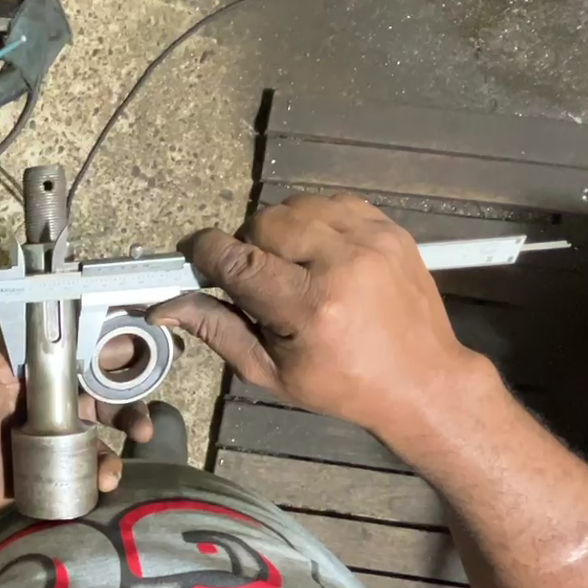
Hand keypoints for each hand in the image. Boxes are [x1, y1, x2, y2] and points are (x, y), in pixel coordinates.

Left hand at [0, 300, 151, 528]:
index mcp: (14, 368)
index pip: (59, 338)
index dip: (96, 331)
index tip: (129, 332)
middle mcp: (38, 392)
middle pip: (92, 374)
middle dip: (124, 379)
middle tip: (142, 384)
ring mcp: (52, 427)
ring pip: (102, 414)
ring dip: (128, 418)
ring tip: (139, 434)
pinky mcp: (59, 461)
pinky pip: (93, 457)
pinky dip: (107, 464)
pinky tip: (107, 478)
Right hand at [150, 193, 493, 439]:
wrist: (421, 379)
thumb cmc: (338, 385)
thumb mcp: (268, 370)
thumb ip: (217, 330)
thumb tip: (166, 306)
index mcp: (309, 306)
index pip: (238, 260)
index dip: (206, 254)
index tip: (193, 259)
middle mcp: (341, 263)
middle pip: (264, 222)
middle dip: (246, 245)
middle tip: (253, 279)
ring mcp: (371, 239)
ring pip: (296, 206)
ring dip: (278, 231)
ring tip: (285, 266)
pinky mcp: (390, 228)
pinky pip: (331, 202)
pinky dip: (311, 221)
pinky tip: (314, 253)